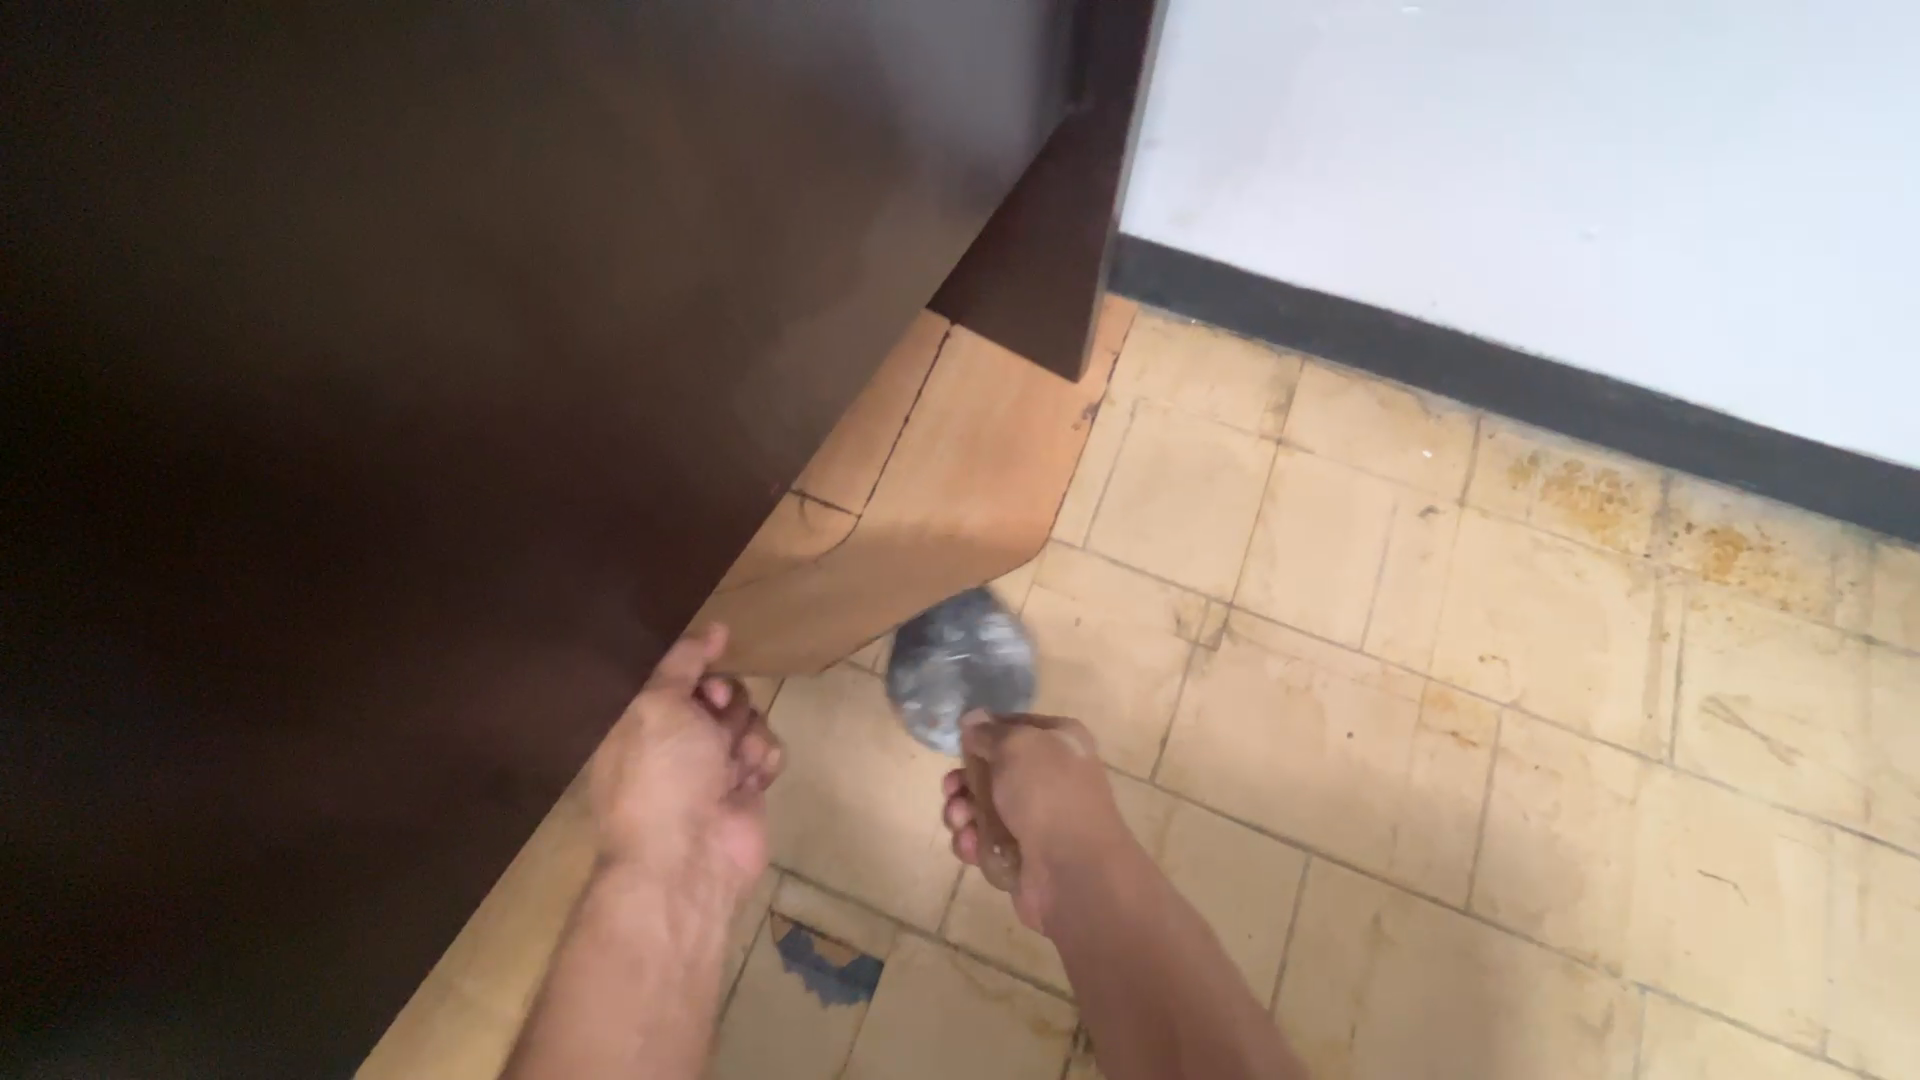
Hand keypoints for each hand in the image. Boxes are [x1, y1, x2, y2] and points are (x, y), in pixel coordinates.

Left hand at [589, 625, 783, 904]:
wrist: (689, 857)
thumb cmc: (662, 776)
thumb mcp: (657, 705)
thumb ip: (682, 662)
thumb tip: (714, 629)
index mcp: (643, 721)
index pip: (679, 676)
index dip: (698, 672)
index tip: (706, 682)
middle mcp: (677, 741)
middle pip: (721, 693)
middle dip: (725, 704)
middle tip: (713, 726)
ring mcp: (713, 766)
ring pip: (749, 719)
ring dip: (747, 735)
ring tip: (734, 765)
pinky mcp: (746, 788)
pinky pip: (768, 751)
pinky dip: (764, 761)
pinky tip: (751, 780)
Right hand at [941, 713, 1138, 934]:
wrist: (1074, 869)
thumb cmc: (1047, 793)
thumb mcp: (1016, 745)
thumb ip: (989, 732)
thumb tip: (973, 719)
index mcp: (1060, 742)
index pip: (1015, 726)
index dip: (985, 731)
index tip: (961, 740)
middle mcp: (1052, 777)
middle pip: (994, 770)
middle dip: (965, 780)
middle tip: (951, 789)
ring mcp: (1038, 819)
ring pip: (985, 808)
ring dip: (963, 812)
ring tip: (959, 821)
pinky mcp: (1024, 855)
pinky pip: (987, 842)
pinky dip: (973, 843)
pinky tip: (970, 846)